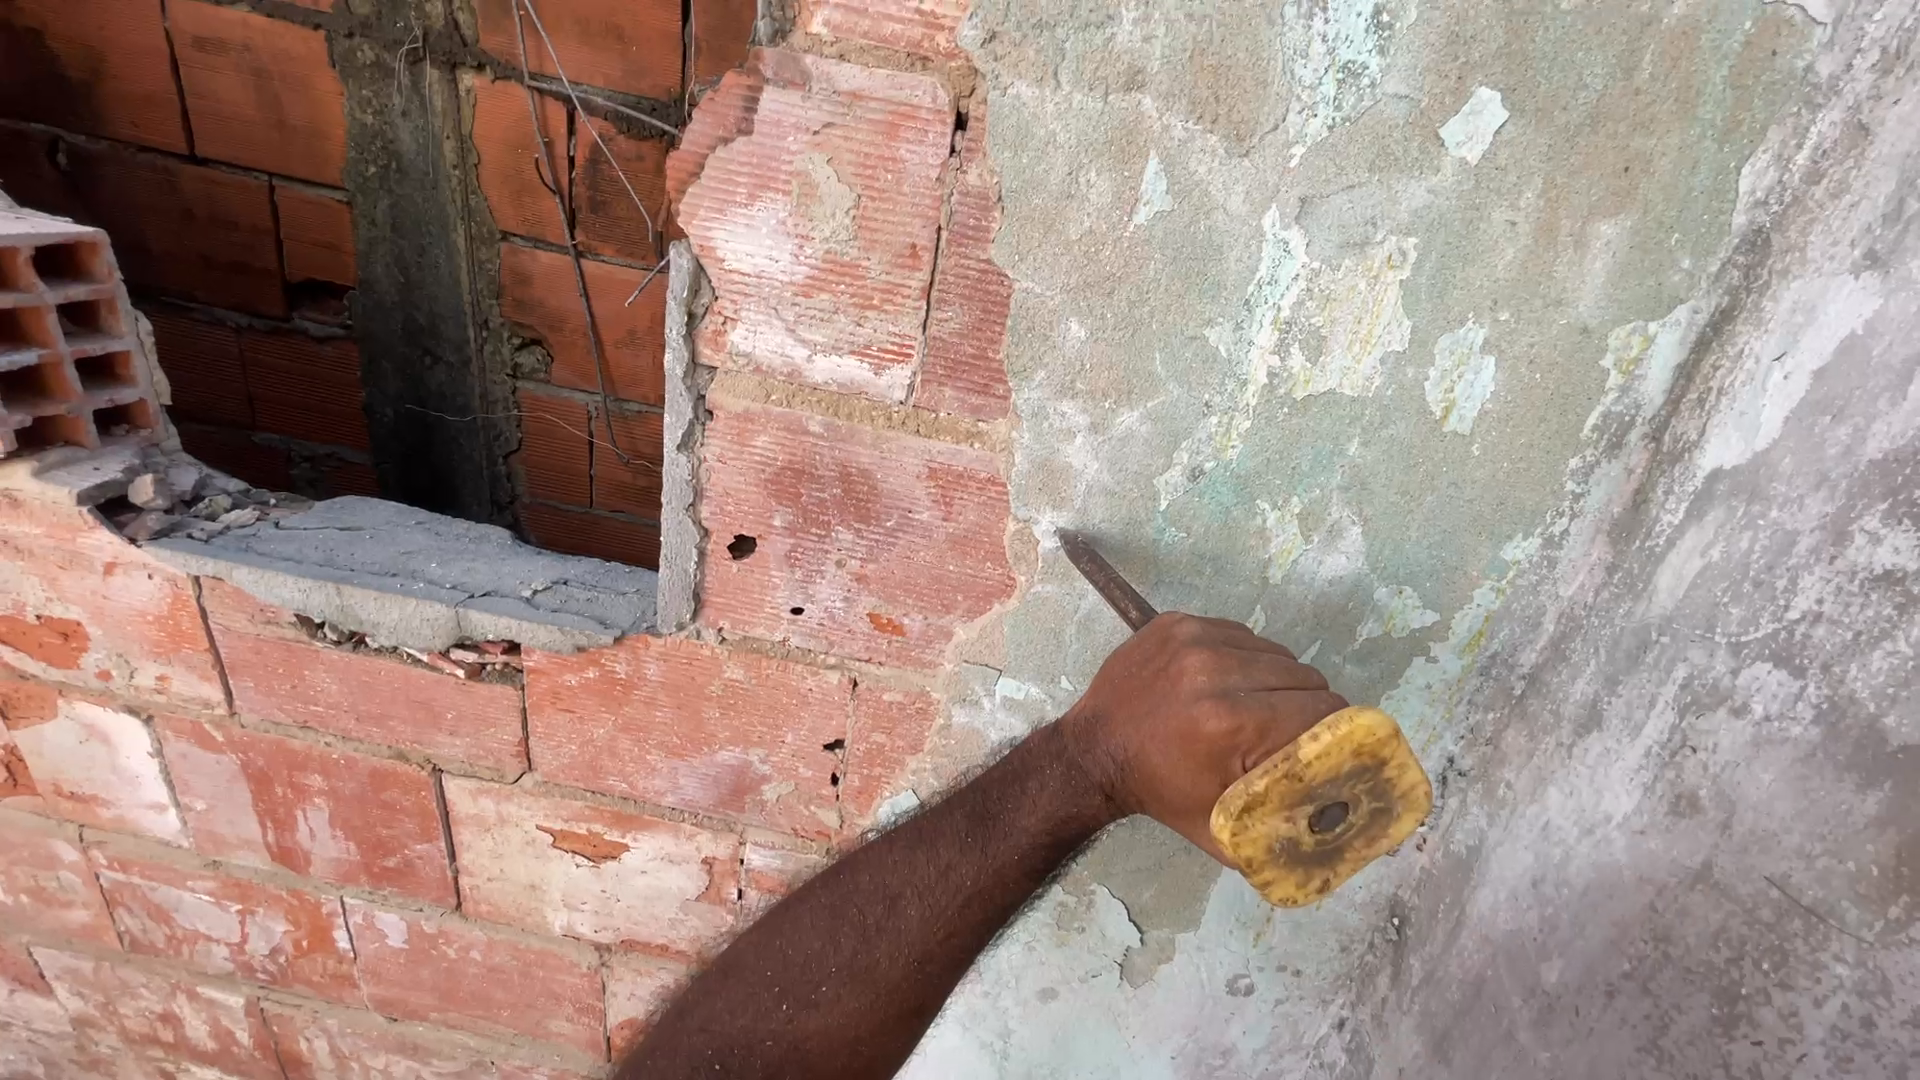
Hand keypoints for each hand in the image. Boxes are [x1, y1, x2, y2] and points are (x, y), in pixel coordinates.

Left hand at [1058, 613, 1348, 863]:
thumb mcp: (1225, 828)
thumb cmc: (1160, 791)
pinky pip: (1240, 633)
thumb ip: (1287, 830)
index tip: (1331, 742)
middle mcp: (1213, 670)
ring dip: (1275, 677)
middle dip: (1307, 704)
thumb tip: (1354, 832)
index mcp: (1230, 721)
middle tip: (1290, 726)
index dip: (1337, 728)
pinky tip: (1227, 679)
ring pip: (1273, 651)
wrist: (1095, 749)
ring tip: (1256, 703)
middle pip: (1302, 676)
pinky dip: (1243, 654)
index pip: (1322, 710)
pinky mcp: (1175, 621)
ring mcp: (1191, 639)